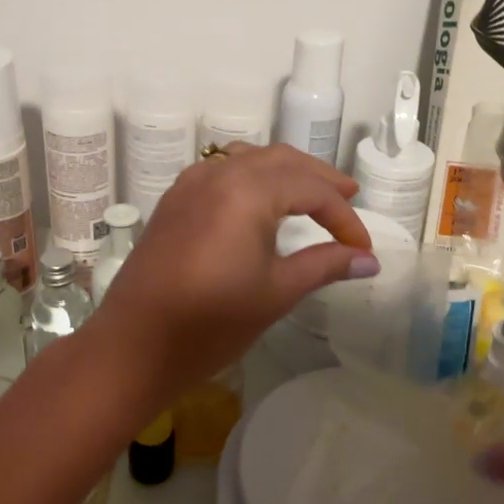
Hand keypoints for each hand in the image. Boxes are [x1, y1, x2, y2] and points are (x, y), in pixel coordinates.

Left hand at [93, 143, 377, 403]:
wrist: (134, 345)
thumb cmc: (211, 323)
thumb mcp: (276, 293)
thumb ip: (324, 266)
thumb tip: (369, 260)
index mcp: (247, 192)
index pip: (312, 190)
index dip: (344, 218)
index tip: (363, 249)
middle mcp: (218, 175)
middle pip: (281, 160)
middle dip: (319, 178)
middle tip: (350, 196)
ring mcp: (190, 185)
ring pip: (248, 159)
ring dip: (284, 171)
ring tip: (309, 193)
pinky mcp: (174, 201)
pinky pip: (221, 170)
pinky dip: (250, 175)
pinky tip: (259, 199)